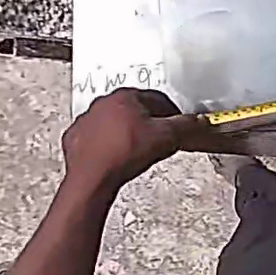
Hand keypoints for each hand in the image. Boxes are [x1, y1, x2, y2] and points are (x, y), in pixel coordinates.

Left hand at [60, 88, 205, 193]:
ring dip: (127, 131)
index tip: (178, 124)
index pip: (158, 99)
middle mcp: (104, 103)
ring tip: (138, 150)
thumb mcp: (167, 138)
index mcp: (126, 97)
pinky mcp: (76, 138)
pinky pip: (97, 137)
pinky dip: (108, 144)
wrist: (92, 177)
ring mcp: (87, 120)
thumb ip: (186, 126)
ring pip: (115, 121)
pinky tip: (117, 156)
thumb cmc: (124, 154)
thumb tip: (199, 121)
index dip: (172, 113)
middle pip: (135, 108)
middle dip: (149, 121)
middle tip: (159, 138)